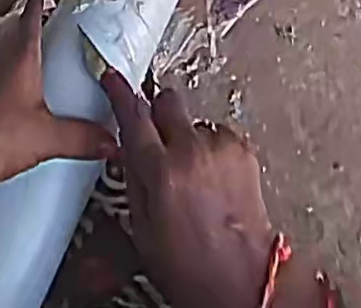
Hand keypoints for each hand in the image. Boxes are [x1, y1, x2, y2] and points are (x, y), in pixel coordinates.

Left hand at [0, 0, 115, 184]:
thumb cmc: (1, 134)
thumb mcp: (47, 137)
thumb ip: (82, 137)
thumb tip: (113, 140)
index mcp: (21, 57)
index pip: (30, 19)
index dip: (38, 4)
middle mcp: (1, 59)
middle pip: (18, 34)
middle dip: (35, 28)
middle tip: (54, 29)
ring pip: (7, 53)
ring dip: (23, 52)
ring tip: (43, 60)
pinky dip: (12, 74)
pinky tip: (22, 93)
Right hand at [100, 69, 274, 307]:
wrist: (248, 284)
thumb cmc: (194, 268)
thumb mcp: (143, 228)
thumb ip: (133, 175)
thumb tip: (127, 142)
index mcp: (161, 173)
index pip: (133, 114)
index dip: (119, 91)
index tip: (112, 77)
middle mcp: (191, 152)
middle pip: (166, 100)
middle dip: (158, 112)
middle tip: (156, 135)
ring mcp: (219, 148)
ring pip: (191, 119)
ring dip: (186, 136)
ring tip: (191, 174)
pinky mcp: (241, 149)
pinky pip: (215, 134)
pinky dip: (209, 149)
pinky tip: (211, 177)